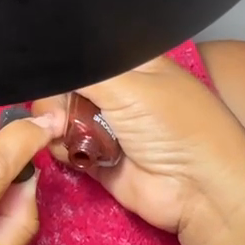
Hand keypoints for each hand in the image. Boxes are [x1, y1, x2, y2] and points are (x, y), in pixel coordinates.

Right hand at [33, 57, 244, 244]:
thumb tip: (45, 65)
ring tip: (65, 133)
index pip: (86, 52)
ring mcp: (106, 125)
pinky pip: (63, 145)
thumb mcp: (131, 85)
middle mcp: (118, 92)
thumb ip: (84, 72)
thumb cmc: (175, 127)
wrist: (199, 192)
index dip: (65, 59)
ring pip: (59, 114)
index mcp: (132, 65)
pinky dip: (60, 147)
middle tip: (59, 111)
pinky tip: (72, 152)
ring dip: (55, 123)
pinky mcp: (96, 157)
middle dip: (56, 96)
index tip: (51, 69)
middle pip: (66, 83)